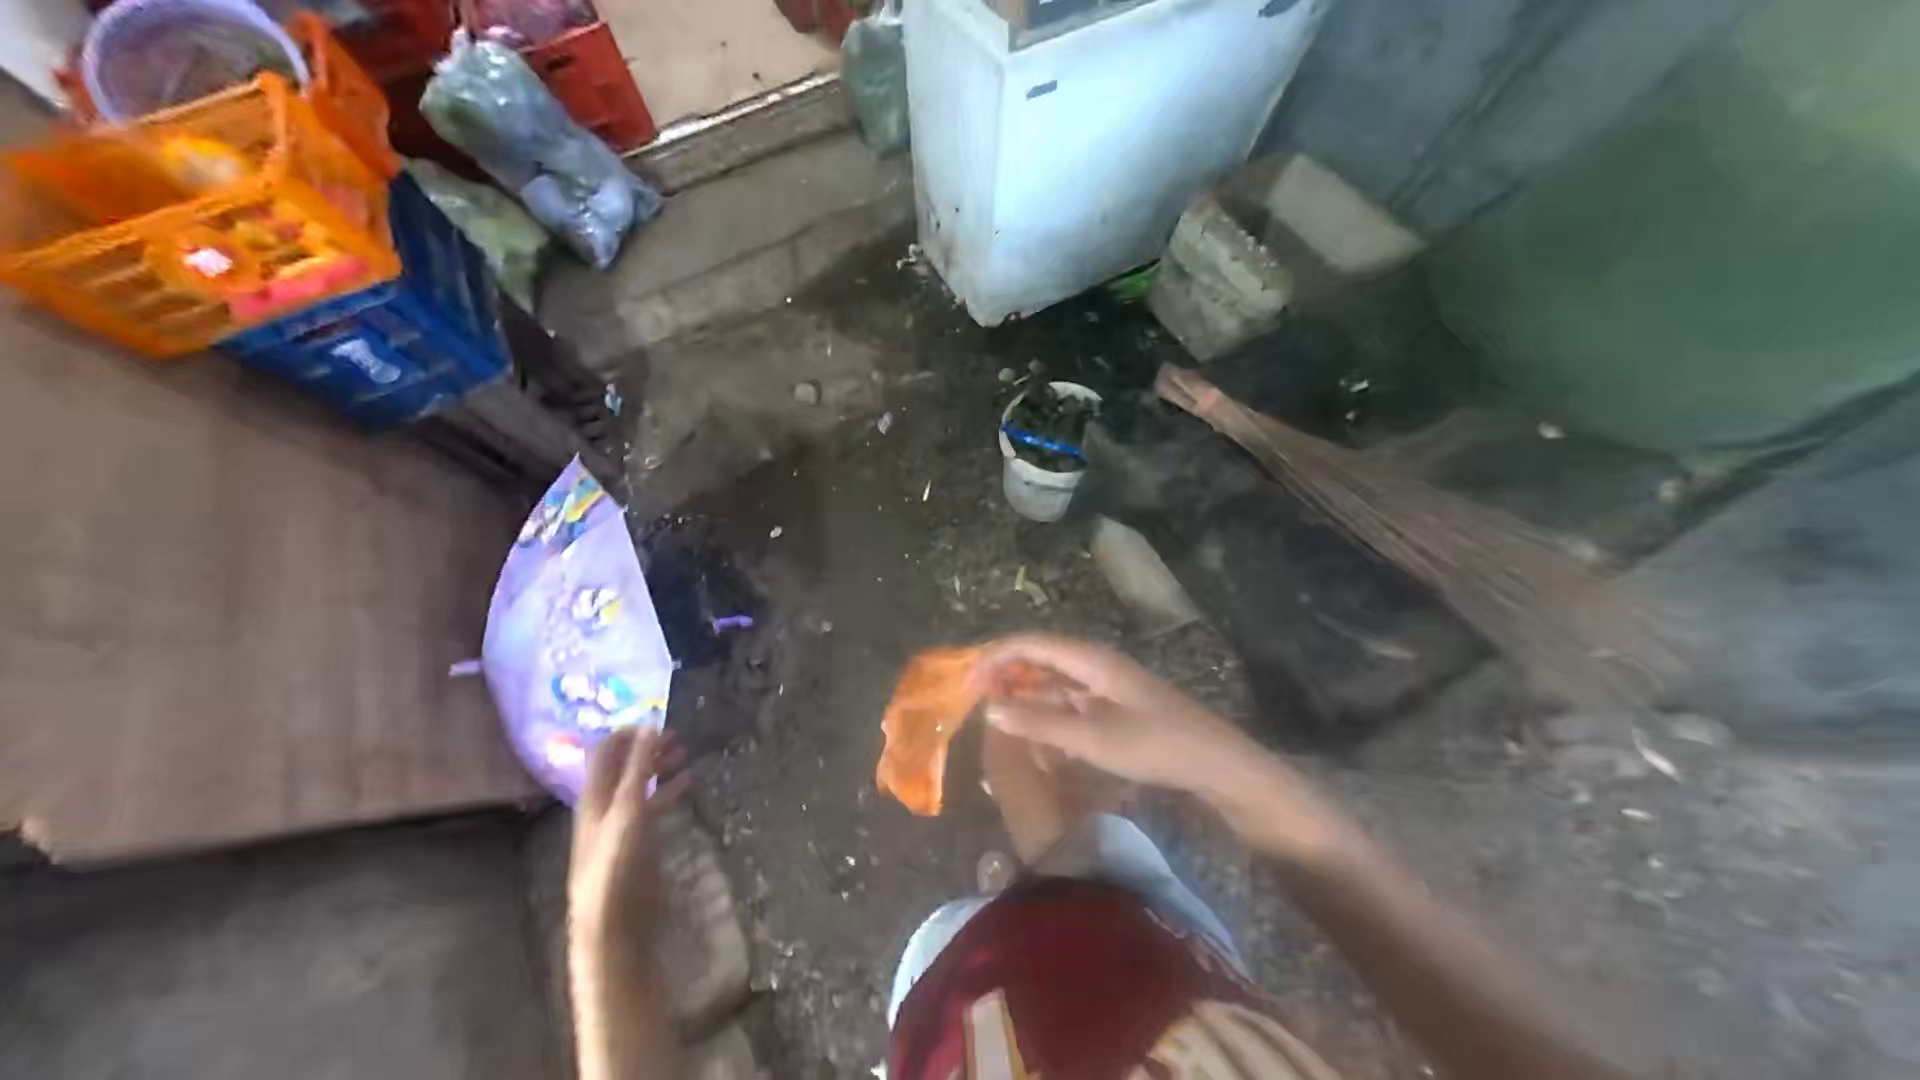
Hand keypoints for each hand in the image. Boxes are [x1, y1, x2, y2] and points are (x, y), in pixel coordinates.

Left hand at [569, 728, 685, 947]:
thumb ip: (637, 769)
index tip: (659, 721)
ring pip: (640, 783)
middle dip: (647, 745)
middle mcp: (605, 805)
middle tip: (678, 734)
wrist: (614, 928)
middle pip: (623, 765)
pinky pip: (654, 805)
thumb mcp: (627, 813)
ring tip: (686, 751)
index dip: (628, 732)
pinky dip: (669, 789)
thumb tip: (648, 725)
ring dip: (659, 764)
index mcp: (594, 796)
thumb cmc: (617, 868)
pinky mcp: (639, 841)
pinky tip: (689, 782)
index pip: (605, 751)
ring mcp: (622, 823)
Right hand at [973, 634, 1255, 793]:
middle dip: (1005, 676)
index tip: (966, 683)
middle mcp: (1094, 665)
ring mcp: (1105, 687)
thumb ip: (1040, 723)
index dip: (994, 657)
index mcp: (1089, 659)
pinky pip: (1069, 705)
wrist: (1217, 763)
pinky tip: (1035, 740)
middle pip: (1039, 659)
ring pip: (1053, 684)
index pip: (1029, 644)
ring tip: (996, 722)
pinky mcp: (1114, 708)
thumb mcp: (1093, 737)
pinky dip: (1047, 718)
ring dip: (1025, 700)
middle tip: (974, 702)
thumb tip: (990, 709)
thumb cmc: (1156, 745)